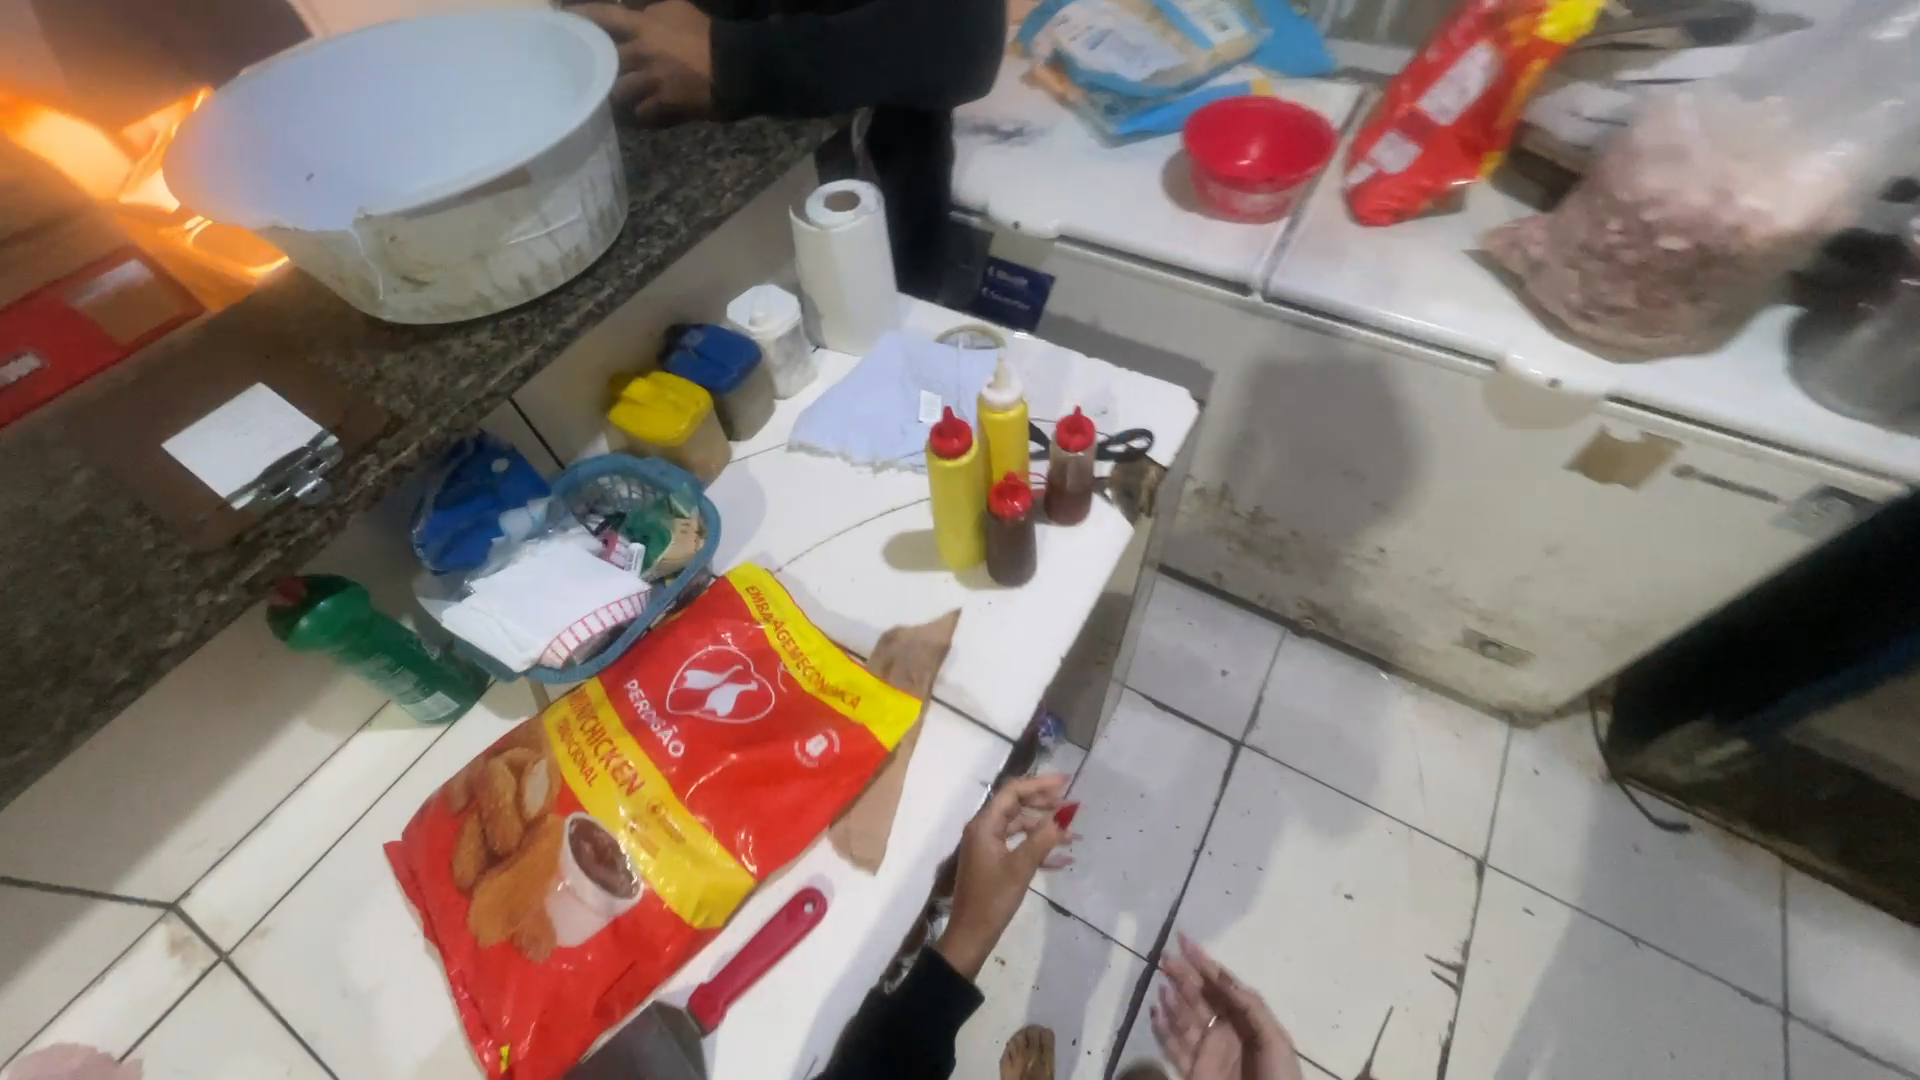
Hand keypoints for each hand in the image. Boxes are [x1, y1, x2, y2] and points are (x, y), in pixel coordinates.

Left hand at [570, 1, 713, 125]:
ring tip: (612, 99)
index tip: (565, 20)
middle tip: (586, 71)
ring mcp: (651, 80)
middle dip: (595, 65)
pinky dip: (640, 113)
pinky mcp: (664, 103)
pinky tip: (641, 113)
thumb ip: (651, 8)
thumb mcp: (676, 7)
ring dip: (616, 95)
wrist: (734, 67)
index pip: (601, 17)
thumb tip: (634, 8)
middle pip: (605, 61)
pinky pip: (642, 112)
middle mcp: (640, 52)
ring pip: (619, 90)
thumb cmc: (707, 34)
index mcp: (641, 25)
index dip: (580, 17)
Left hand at [934, 773, 1075, 978]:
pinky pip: (1019, 847)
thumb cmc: (992, 899)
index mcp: (985, 824)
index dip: (1039, 784)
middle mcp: (985, 829)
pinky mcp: (995, 862)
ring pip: (1021, 827)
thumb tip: (1064, 816)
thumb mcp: (1020, 868)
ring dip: (1045, 830)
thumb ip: (1042, 839)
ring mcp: (989, 846)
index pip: (1013, 792)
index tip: (1065, 783)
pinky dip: (1039, 849)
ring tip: (1073, 835)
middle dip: (1045, 805)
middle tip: (1072, 807)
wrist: (971, 936)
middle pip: (1017, 806)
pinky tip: (1064, 860)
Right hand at [1152, 934, 1303, 1079]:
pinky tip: (1155, 1012)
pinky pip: (1173, 1047)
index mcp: (1245, 1022)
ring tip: (1161, 981)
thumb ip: (1249, 1004)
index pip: (1220, 985)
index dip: (1203, 962)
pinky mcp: (1193, 1071)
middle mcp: (1223, 1032)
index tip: (1185, 940)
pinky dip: (1162, 1029)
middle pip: (1198, 996)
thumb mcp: (1275, 1040)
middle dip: (1182, 974)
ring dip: (1172, 998)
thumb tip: (1220, 973)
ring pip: (1183, 1018)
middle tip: (1166, 956)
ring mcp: (1207, 1052)